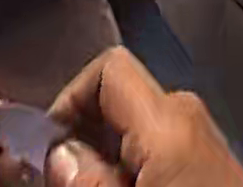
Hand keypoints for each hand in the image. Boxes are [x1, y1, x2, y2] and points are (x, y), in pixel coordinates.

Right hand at [46, 47, 242, 186]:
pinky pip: (151, 146)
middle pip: (117, 99)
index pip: (111, 68)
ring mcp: (197, 133)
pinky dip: (125, 169)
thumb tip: (58, 152)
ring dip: (99, 160)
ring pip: (131, 127)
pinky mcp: (200, 157)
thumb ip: (88, 184)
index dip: (69, 101)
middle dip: (79, 140)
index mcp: (167, 119)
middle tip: (54, 186)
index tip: (42, 154)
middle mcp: (184, 112)